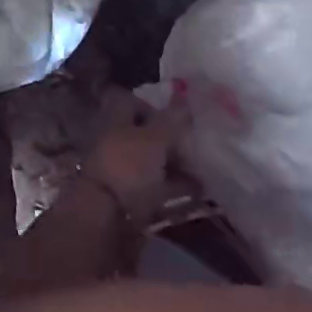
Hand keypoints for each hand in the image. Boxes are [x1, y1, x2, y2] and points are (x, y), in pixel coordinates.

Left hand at [83, 88, 190, 220]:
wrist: (106, 216)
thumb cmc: (128, 167)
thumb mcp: (153, 139)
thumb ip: (169, 120)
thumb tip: (183, 96)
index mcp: (114, 120)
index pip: (129, 101)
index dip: (151, 105)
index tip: (177, 116)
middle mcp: (115, 140)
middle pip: (144, 132)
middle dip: (171, 137)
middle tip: (197, 144)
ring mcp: (122, 168)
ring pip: (152, 159)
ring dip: (177, 162)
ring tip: (204, 168)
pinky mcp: (130, 195)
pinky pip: (157, 185)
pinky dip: (176, 185)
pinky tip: (199, 189)